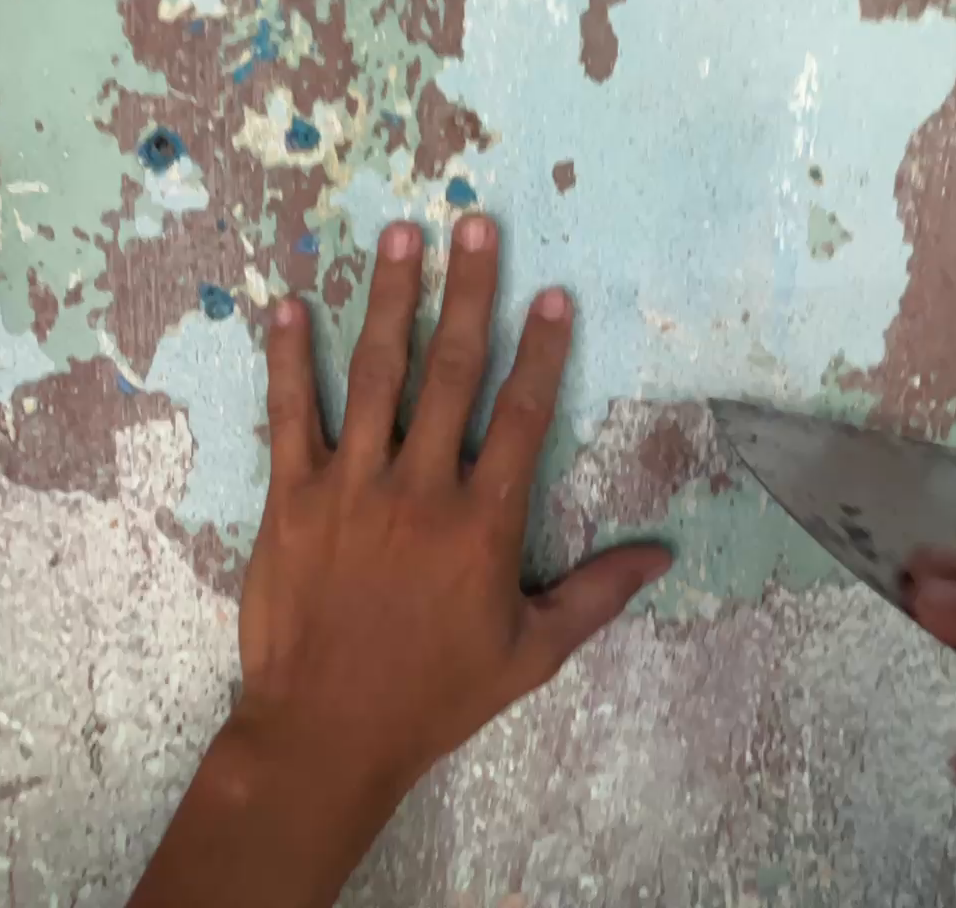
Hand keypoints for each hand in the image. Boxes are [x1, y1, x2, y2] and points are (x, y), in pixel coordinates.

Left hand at [127, 215, 669, 907]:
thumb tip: (665, 556)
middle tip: (474, 225)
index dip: (541, 352)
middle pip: (450, 372)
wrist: (326, 731)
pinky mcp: (291, 496)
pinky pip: (291, 414)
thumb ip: (598, 596)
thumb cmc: (435, 693)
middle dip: (468, 293)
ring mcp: (350, 485)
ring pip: (375, 375)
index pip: (523, 417)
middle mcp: (420, 487)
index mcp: (482, 522)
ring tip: (402, 237)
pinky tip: (289, 305)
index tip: (551, 295)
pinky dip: (290, 358)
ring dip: (391, 301)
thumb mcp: (532, 655)